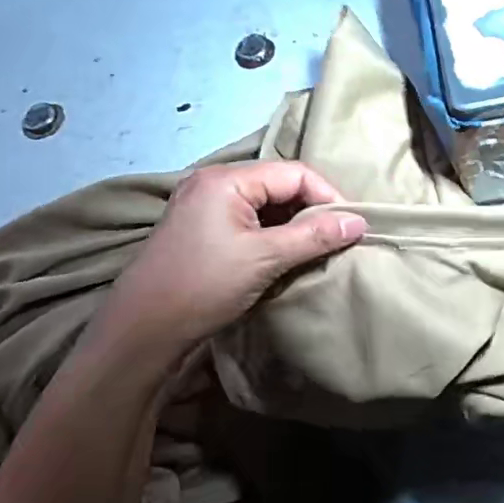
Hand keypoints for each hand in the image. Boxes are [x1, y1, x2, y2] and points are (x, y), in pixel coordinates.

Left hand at [102, 162, 365, 346]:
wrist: (143, 329)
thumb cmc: (205, 285)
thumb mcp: (266, 258)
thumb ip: (314, 236)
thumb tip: (359, 223)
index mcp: (226, 179)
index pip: (294, 173)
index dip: (328, 196)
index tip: (352, 227)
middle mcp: (214, 182)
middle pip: (281, 184)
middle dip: (313, 209)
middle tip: (339, 238)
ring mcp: (205, 205)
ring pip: (267, 204)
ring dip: (295, 224)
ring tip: (319, 248)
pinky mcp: (203, 228)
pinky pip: (250, 219)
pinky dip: (275, 233)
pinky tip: (289, 254)